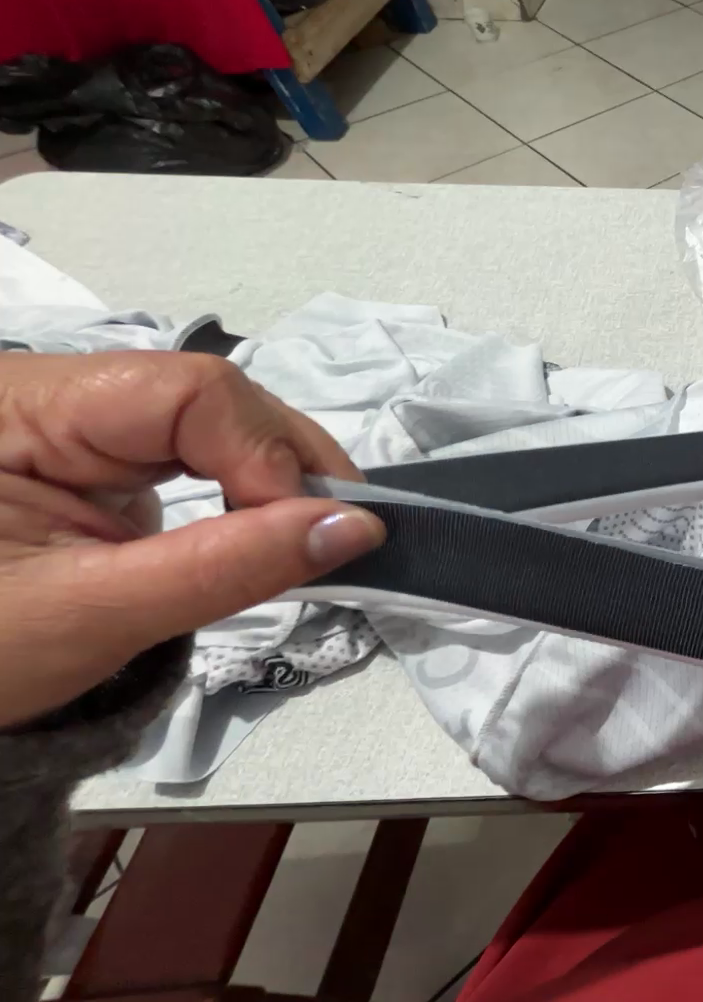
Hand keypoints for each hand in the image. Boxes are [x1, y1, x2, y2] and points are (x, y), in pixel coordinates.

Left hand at [0, 352, 385, 727]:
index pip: (192, 391)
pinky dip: (249, 491)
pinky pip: (202, 452)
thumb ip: (227, 566)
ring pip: (222, 423)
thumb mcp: (88, 618)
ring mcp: (71, 424)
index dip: (269, 452)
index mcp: (13, 410)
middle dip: (289, 466)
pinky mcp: (95, 457)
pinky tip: (261, 526)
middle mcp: (45, 397)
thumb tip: (360, 527)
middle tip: (334, 534)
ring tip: (305, 535)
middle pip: (217, 399)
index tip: (307, 529)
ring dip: (279, 479)